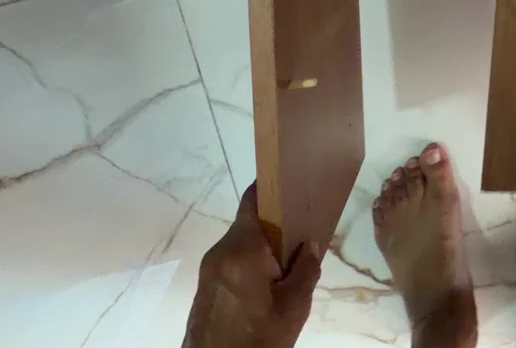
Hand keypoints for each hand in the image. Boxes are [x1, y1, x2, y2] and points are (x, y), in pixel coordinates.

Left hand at [183, 186, 321, 347]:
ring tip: (290, 262)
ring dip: (264, 246)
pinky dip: (251, 263)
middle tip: (304, 231)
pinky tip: (270, 282)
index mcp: (242, 249)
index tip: (298, 182)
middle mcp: (220, 252)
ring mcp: (209, 271)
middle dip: (277, 223)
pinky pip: (232, 261)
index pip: (254, 198)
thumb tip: (310, 243)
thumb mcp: (294, 307)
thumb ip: (306, 268)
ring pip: (242, 243)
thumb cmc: (257, 341)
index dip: (275, 185)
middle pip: (251, 221)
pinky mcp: (205, 289)